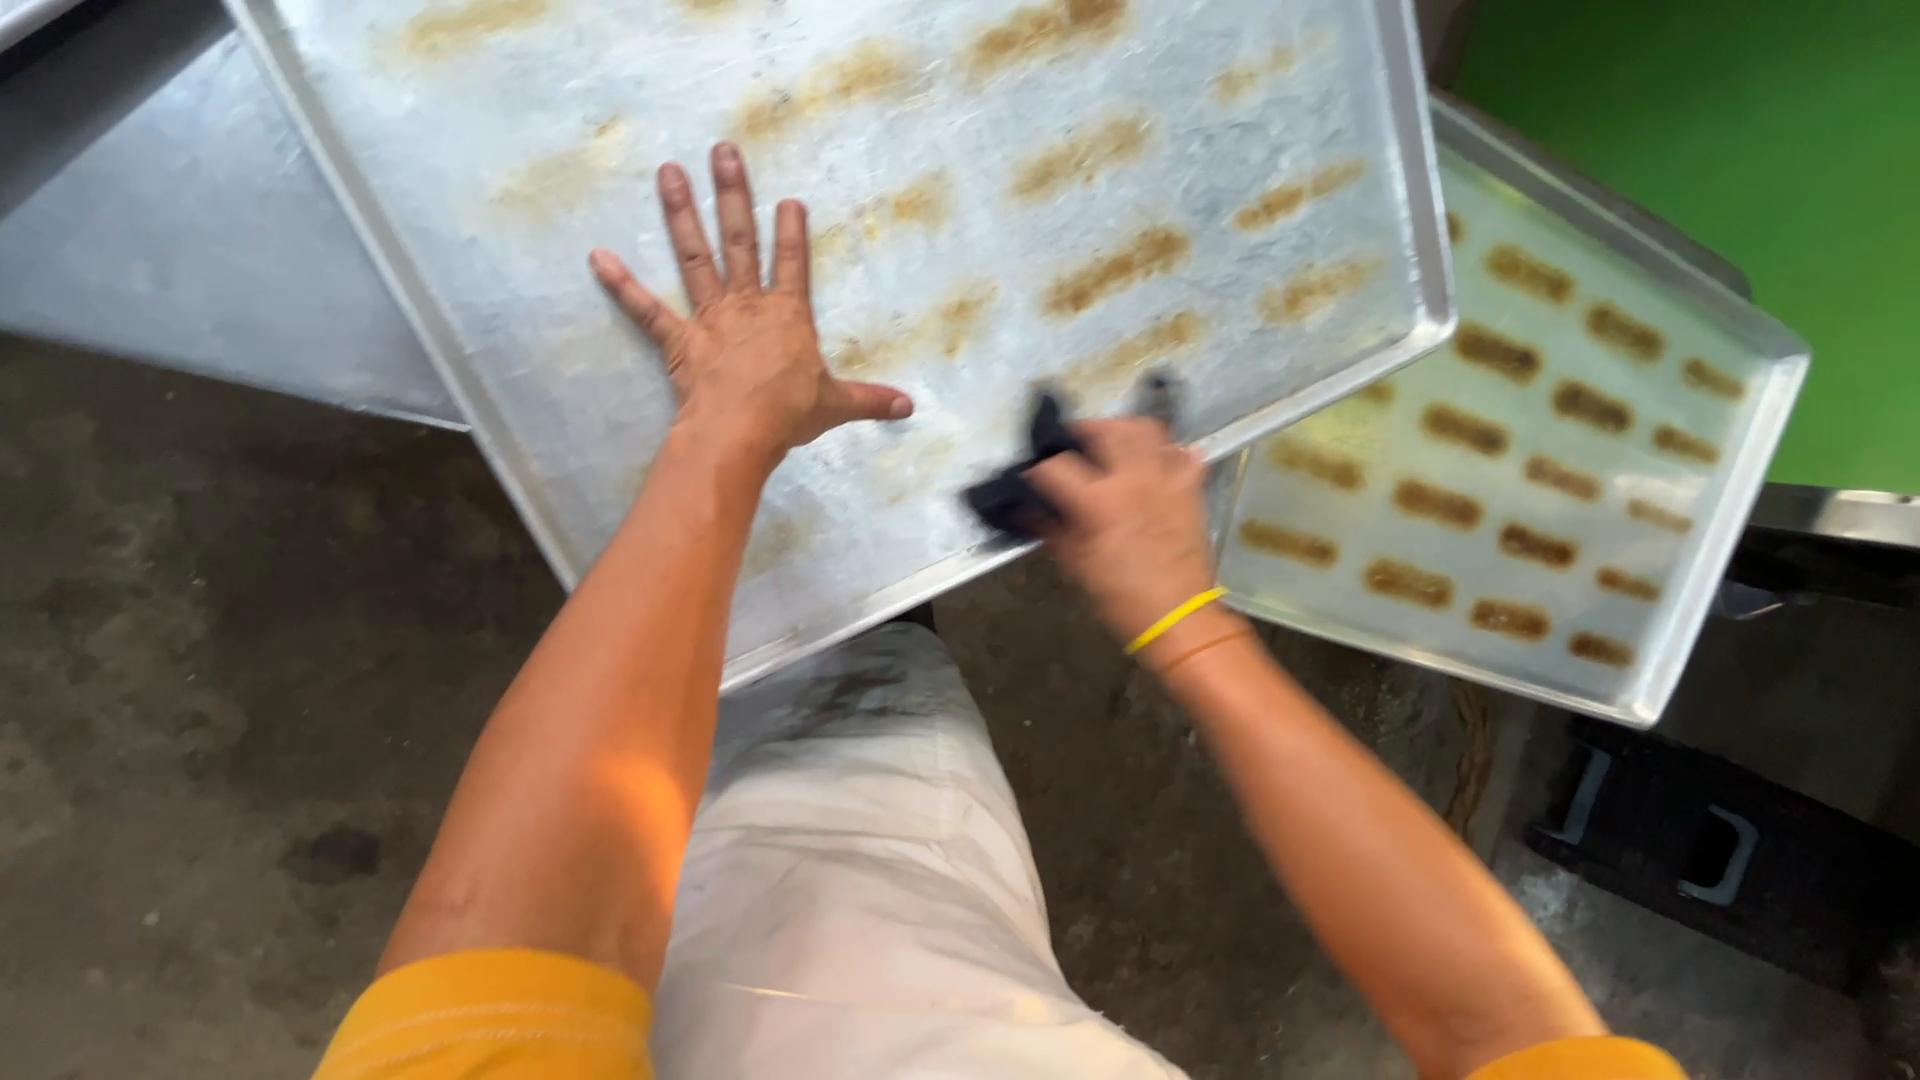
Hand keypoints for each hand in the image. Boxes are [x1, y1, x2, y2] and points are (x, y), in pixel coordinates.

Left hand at [589, 143, 913, 467]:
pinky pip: (646, 310)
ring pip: (695, 257)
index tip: (789, 200)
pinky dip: (621, 285)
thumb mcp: (837, 405)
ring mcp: (710, 319)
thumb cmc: (790, 413)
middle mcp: (748, 305)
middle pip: (740, 242)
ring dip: (682, 214)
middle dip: (734, 195)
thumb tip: (910, 407)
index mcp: (787, 316)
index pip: (793, 265)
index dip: (792, 233)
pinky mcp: (678, 341)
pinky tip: (597, 256)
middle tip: (723, 151)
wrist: (742, 431)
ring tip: (669, 171)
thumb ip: (872, 401)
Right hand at [1026, 418, 1235, 653]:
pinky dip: (1166, 452)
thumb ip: (1050, 529)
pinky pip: (1182, 453)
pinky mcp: (1190, 488)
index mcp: (1099, 500)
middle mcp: (1134, 479)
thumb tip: (1027, 511)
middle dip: (1082, 431)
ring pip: (1147, 430)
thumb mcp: (1075, 564)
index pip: (1055, 466)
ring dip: (1124, 429)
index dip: (1036, 470)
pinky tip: (1153, 463)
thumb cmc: (1121, 596)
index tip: (1030, 477)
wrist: (1177, 615)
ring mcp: (1166, 479)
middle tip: (1071, 443)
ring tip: (1112, 442)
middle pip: (1105, 429)